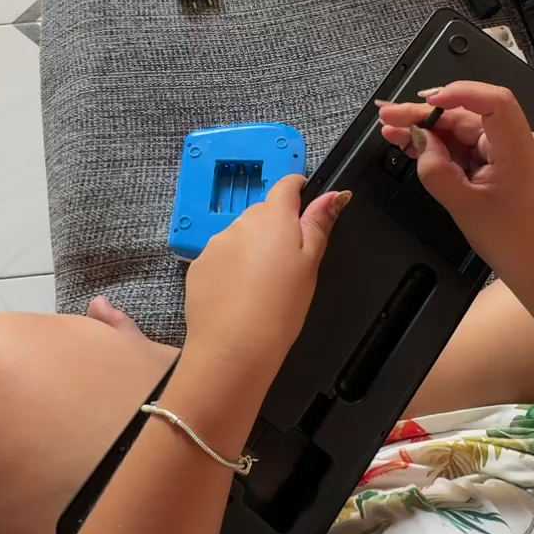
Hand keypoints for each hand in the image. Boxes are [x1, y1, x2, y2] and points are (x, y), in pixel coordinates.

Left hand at [183, 175, 348, 384]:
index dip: (299, 191)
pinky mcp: (199, 265)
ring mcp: (216, 243)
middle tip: (288, 264)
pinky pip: (220, 257)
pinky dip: (231, 268)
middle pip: (263, 213)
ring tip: (263, 286)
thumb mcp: (311, 264)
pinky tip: (240, 295)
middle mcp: (241, 222)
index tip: (306, 207)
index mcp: (273, 218)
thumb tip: (334, 194)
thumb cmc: (280, 309)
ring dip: (252, 249)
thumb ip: (319, 224)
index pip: (286, 185)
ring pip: (241, 235)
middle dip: (276, 229)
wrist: (233, 348)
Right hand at [377, 81, 533, 285]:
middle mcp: (516, 142)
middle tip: (389, 116)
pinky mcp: (500, 163)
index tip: (425, 101)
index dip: (458, 93)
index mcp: (518, 148)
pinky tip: (412, 144)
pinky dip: (439, 146)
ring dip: (427, 130)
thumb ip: (436, 170)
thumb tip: (418, 141)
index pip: (494, 101)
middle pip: (467, 114)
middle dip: (425, 114)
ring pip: (461, 130)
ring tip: (391, 129)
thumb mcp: (464, 206)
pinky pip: (465, 146)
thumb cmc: (514, 242)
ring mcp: (508, 152)